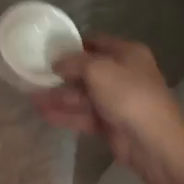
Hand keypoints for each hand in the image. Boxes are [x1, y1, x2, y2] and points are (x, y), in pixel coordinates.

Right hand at [32, 34, 183, 175]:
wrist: (152, 141)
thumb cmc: (128, 95)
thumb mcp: (98, 69)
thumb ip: (74, 62)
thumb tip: (57, 62)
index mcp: (128, 54)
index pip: (96, 42)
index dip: (73, 44)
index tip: (48, 49)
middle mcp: (123, 75)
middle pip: (87, 70)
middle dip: (62, 74)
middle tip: (35, 74)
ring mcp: (117, 101)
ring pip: (83, 95)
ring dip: (59, 96)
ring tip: (31, 96)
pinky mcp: (110, 124)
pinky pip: (84, 115)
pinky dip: (66, 114)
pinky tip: (43, 113)